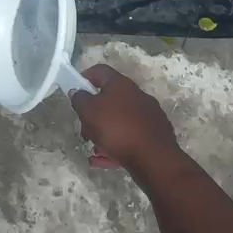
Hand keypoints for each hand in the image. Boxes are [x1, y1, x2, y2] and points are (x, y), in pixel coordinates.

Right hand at [68, 64, 182, 175]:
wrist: (156, 160)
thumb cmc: (117, 129)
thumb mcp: (88, 111)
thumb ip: (79, 98)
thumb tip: (78, 92)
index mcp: (121, 84)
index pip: (100, 71)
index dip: (85, 77)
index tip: (75, 92)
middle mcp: (138, 96)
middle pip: (110, 99)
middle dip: (94, 114)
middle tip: (85, 128)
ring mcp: (150, 117)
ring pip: (120, 120)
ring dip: (106, 132)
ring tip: (95, 149)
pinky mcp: (157, 136)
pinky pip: (132, 137)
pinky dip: (119, 145)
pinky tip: (106, 160)